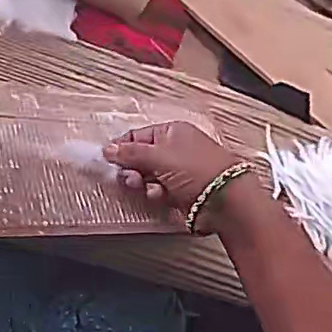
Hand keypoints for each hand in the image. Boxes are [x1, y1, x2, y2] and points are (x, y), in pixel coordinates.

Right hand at [104, 122, 247, 231]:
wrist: (223, 200)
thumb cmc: (197, 170)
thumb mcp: (158, 155)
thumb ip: (130, 153)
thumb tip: (108, 150)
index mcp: (171, 131)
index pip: (136, 136)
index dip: (122, 148)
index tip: (109, 160)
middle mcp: (174, 149)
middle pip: (139, 157)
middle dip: (131, 169)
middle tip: (131, 176)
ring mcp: (177, 170)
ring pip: (146, 176)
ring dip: (142, 183)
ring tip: (146, 187)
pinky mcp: (179, 190)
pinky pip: (156, 190)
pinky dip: (155, 194)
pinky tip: (161, 195)